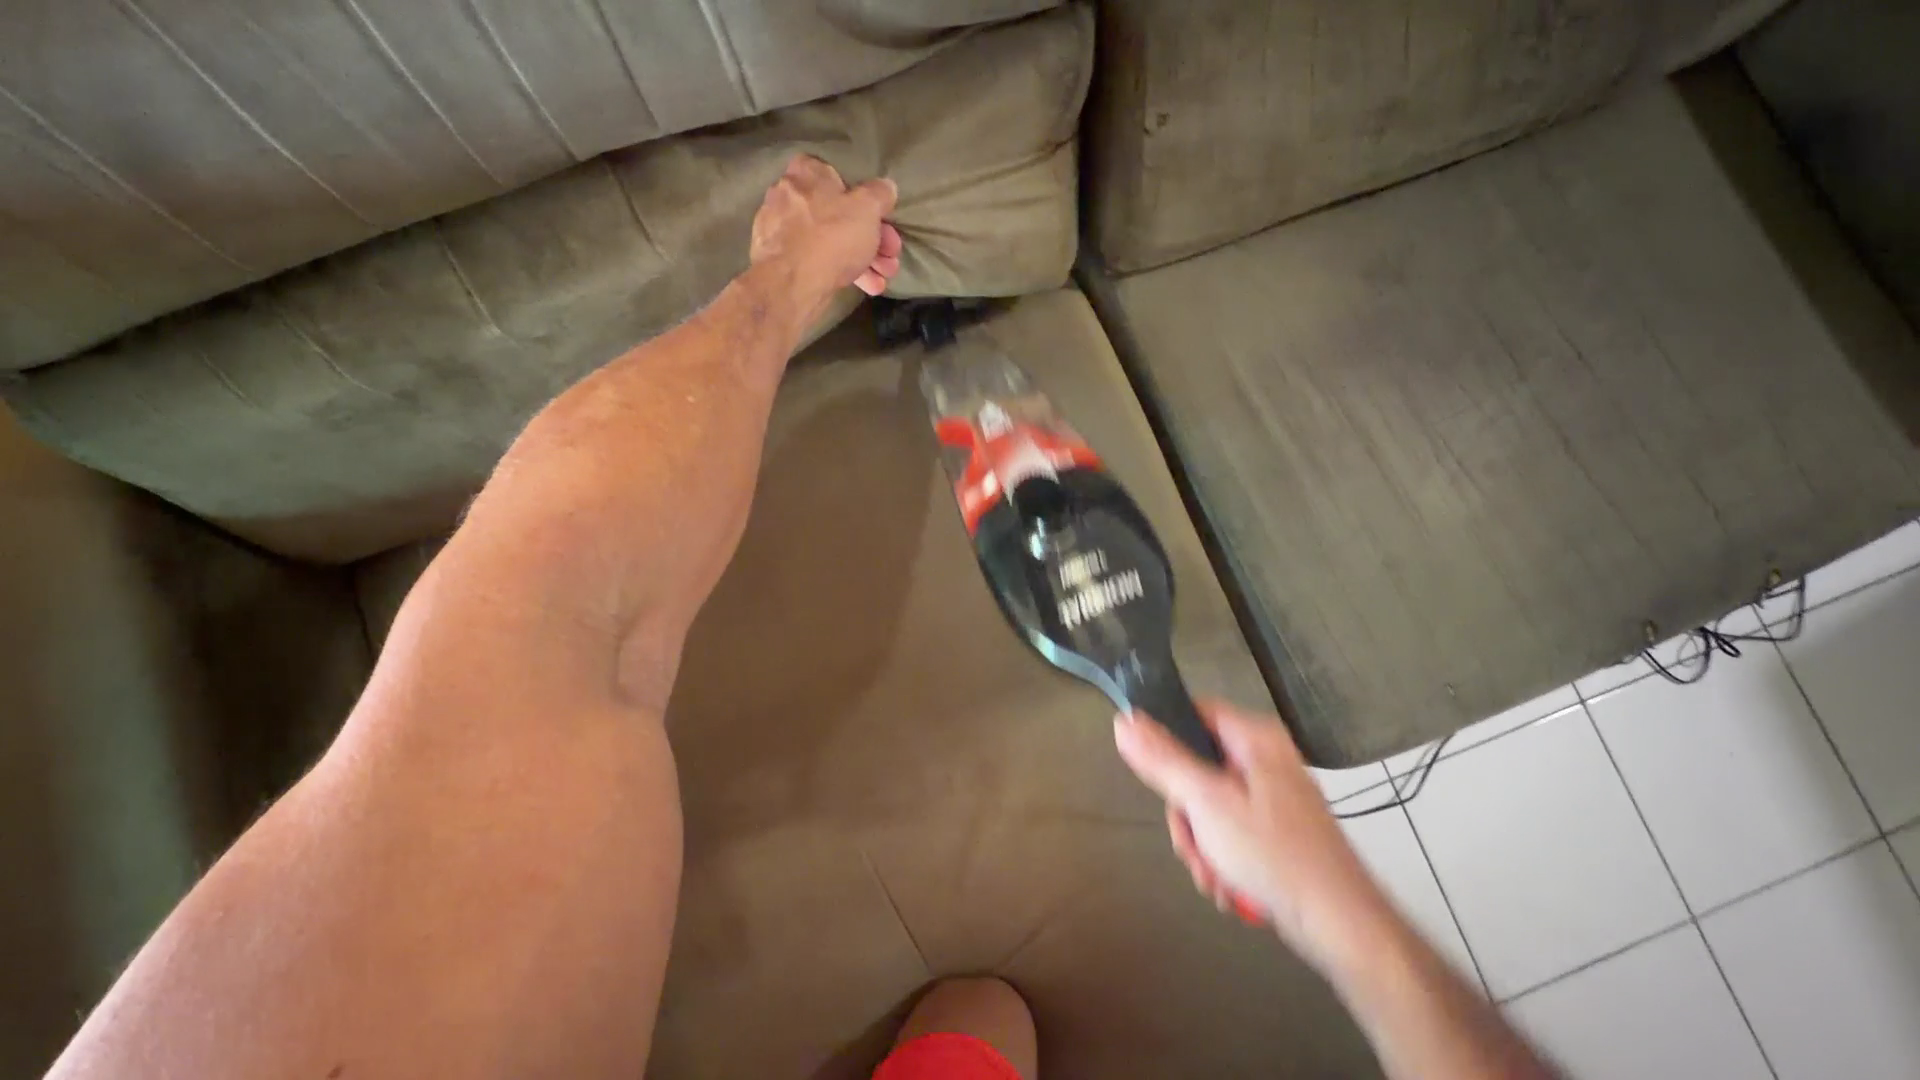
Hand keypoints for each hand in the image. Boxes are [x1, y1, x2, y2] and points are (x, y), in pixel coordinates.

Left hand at [750, 154, 902, 301]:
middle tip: (892, 255)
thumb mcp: (868, 208)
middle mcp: (789, 196)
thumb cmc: (832, 236)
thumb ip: (880, 193)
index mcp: (806, 173)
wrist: (791, 284)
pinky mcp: (783, 261)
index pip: (840, 177)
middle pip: (841, 214)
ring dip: (865, 259)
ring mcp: (784, 231)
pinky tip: (869, 287)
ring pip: (832, 240)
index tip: (883, 219)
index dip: (867, 199)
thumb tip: (885, 187)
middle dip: (873, 238)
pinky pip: (819, 260)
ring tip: (885, 277)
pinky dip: (844, 271)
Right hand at [1114, 701, 1393, 971]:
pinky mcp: (1276, 831)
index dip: (1167, 739)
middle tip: (1192, 844)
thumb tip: (1124, 722)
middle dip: (1186, 816)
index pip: (1194, 713)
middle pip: (1197, 768)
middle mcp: (1266, 760)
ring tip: (1213, 875)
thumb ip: (1162, 760)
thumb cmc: (1274, 854)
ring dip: (1202, 846)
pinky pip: (1231, 831)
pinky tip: (1228, 885)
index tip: (1158, 776)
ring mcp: (1273, 797)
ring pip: (1210, 806)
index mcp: (1255, 739)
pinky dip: (1223, 859)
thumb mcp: (1205, 802)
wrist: (1337, 920)